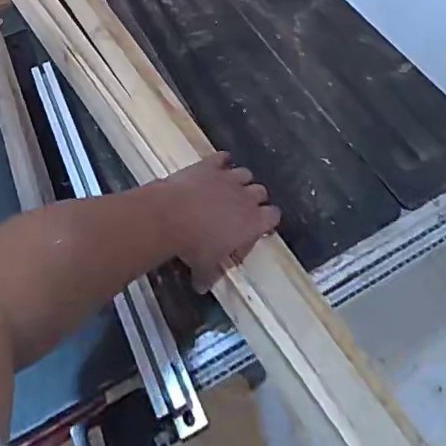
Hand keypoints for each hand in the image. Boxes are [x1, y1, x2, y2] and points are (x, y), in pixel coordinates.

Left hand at [156, 152, 281, 289]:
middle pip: (261, 191)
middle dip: (254, 198)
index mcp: (253, 222)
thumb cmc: (194, 245)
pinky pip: (222, 157)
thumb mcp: (203, 267)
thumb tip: (201, 287)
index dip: (267, 219)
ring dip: (239, 180)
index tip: (258, 225)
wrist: (172, 214)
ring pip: (245, 173)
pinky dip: (221, 161)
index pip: (274, 216)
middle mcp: (246, 197)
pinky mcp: (210, 164)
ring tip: (228, 188)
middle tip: (240, 208)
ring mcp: (228, 177)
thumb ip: (207, 276)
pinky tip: (215, 167)